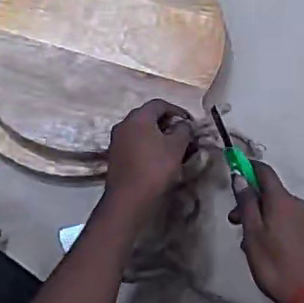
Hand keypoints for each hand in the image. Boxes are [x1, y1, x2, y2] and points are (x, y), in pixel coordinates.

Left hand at [100, 100, 194, 218]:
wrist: (129, 198)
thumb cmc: (155, 168)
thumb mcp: (177, 146)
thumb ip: (184, 130)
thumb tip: (184, 124)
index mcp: (138, 117)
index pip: (159, 104)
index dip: (177, 110)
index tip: (189, 121)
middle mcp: (124, 124)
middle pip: (147, 115)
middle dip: (166, 122)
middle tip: (181, 132)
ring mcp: (116, 140)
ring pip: (140, 130)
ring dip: (156, 134)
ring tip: (171, 146)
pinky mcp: (114, 156)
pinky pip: (133, 143)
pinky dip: (146, 145)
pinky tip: (157, 157)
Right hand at [227, 161, 303, 302]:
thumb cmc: (275, 264)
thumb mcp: (253, 233)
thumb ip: (246, 203)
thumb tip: (241, 177)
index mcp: (282, 199)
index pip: (264, 171)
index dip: (248, 167)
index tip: (233, 169)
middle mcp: (297, 203)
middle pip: (270, 192)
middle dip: (250, 201)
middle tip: (234, 222)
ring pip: (277, 209)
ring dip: (260, 217)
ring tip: (249, 244)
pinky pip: (287, 221)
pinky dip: (273, 226)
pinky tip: (266, 249)